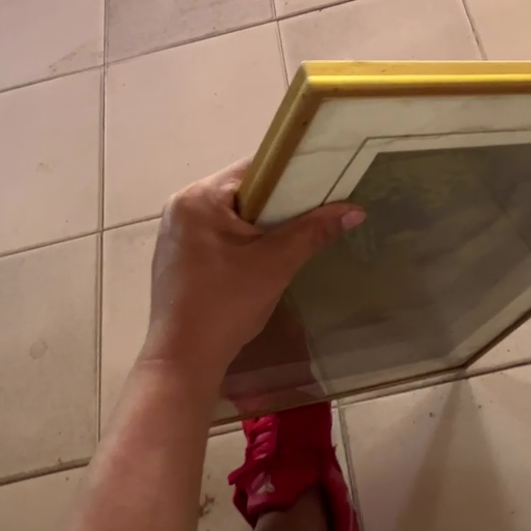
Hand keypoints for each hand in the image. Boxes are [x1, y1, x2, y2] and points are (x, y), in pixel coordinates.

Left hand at [137, 160, 364, 382]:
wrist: (183, 361)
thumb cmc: (226, 304)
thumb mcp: (276, 263)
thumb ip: (314, 231)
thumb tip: (355, 209)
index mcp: (198, 197)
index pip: (254, 169)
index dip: (290, 175)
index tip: (321, 186)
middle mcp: (181, 205)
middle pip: (242, 191)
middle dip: (277, 204)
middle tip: (313, 214)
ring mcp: (175, 232)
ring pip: (231, 214)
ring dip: (260, 225)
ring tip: (292, 237)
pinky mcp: (177, 255)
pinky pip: (217, 233)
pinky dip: (241, 241)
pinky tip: (261, 259)